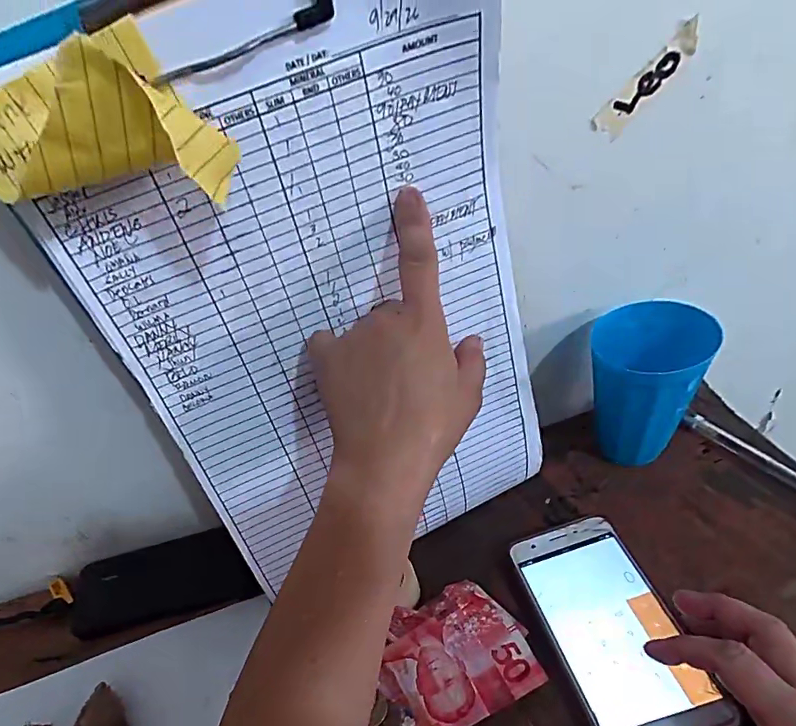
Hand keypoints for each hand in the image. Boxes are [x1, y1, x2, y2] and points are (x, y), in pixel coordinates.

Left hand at [308, 187, 483, 505]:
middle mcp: (385, 319)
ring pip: (363, 332)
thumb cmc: (433, 428)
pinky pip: (327, 343)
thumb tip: (468, 341)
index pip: (420, 262)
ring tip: (378, 394)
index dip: (414, 225)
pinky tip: (345, 382)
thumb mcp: (467, 397)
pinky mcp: (325, 357)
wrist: (384, 460)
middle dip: (398, 336)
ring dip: (370, 351)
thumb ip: (470, 363)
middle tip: (406, 380)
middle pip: (391, 313)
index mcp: (425, 322)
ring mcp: (352, 336)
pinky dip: (333, 354)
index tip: (406, 194)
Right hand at [644, 591, 795, 725]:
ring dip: (742, 621)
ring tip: (703, 619)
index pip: (735, 660)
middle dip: (721, 608)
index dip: (688, 647)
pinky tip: (744, 660)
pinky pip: (794, 660)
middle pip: (768, 630)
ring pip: (785, 641)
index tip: (652, 648)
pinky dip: (759, 643)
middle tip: (680, 599)